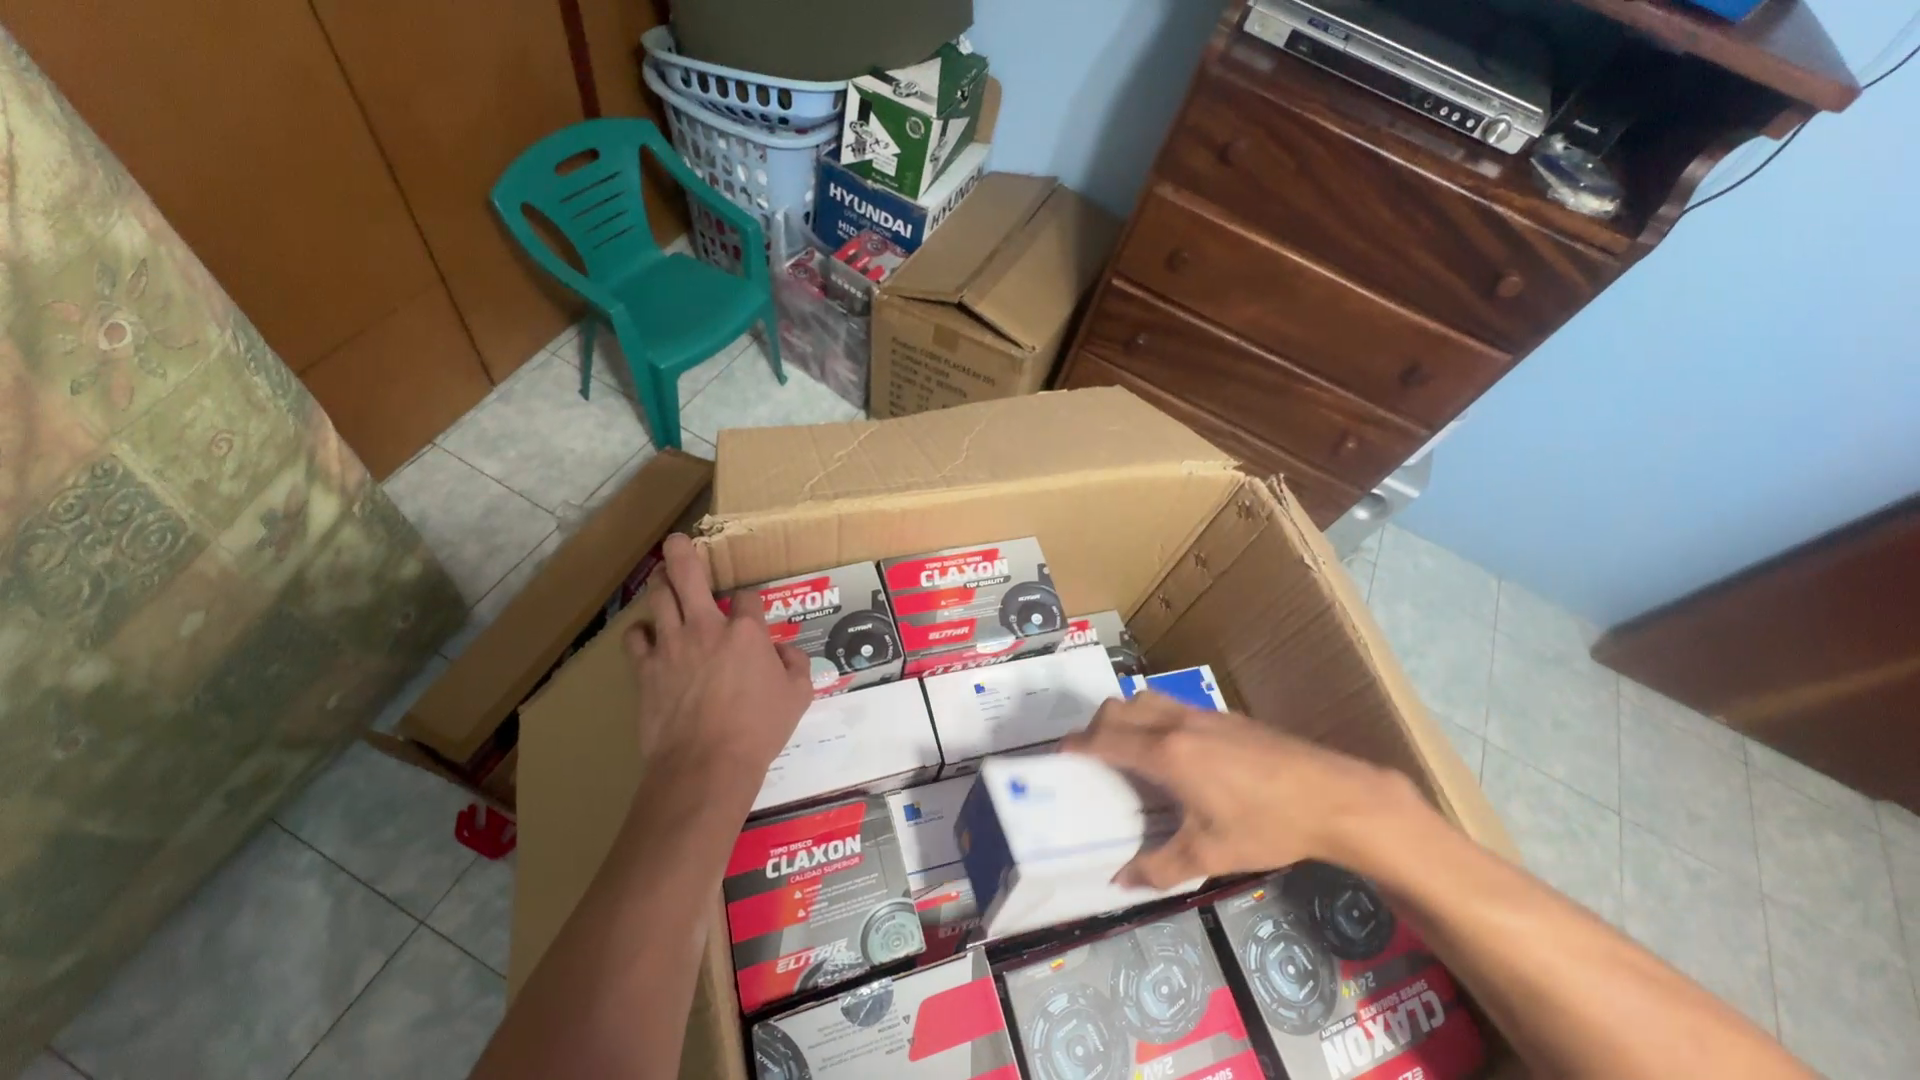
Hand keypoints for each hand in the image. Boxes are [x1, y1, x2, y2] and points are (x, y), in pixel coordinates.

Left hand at [623, 535, 812, 802]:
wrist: (706, 763)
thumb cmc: (759, 730)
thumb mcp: (798, 697)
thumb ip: (796, 666)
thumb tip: (786, 652)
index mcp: (747, 632)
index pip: (750, 597)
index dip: (752, 599)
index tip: (752, 609)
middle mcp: (706, 626)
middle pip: (689, 575)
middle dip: (681, 551)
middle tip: (676, 540)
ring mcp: (672, 644)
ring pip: (659, 597)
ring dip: (659, 581)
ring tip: (660, 574)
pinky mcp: (645, 668)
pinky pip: (635, 636)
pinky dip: (641, 631)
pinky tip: (647, 633)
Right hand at [1061, 693, 1415, 887]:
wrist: (1333, 796)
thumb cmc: (1266, 826)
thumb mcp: (1209, 855)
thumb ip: (1158, 867)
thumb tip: (1120, 880)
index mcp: (1166, 753)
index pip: (1105, 738)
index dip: (1077, 746)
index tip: (1059, 757)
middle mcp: (1178, 724)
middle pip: (1119, 709)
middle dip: (1095, 727)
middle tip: (1090, 757)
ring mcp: (1205, 715)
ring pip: (1147, 700)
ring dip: (1126, 717)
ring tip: (1127, 750)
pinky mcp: (1227, 717)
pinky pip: (1174, 707)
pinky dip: (1154, 719)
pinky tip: (1172, 753)